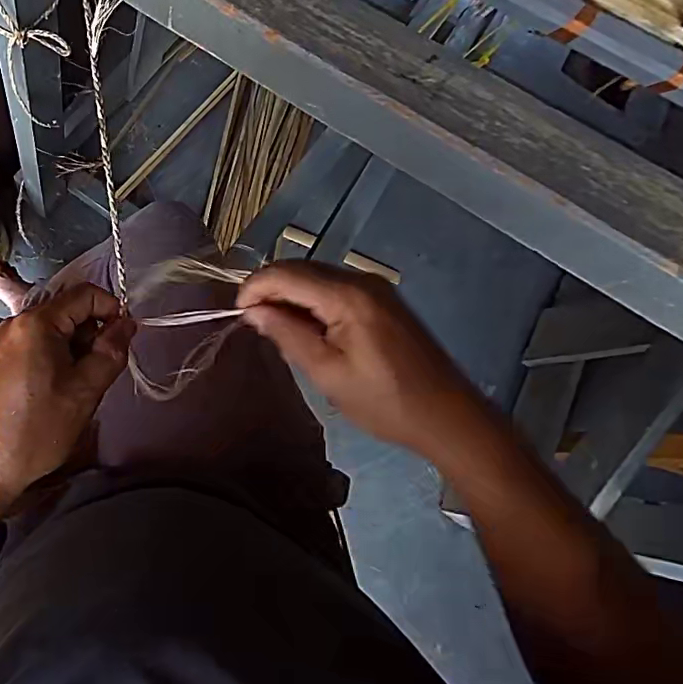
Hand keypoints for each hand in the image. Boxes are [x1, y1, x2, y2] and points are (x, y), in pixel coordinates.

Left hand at [0, 283, 134, 538]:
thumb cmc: (37, 429)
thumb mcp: (86, 389)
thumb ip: (112, 350)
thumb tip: (127, 324)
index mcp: (37, 323)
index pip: (86, 294)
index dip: (112, 310)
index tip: (123, 338)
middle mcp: (18, 322)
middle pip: (71, 308)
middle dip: (94, 331)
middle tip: (102, 366)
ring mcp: (8, 340)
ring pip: (59, 327)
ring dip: (79, 346)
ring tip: (83, 381)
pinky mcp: (4, 358)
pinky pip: (43, 341)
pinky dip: (62, 355)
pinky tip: (65, 385)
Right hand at [237, 261, 481, 456]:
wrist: (446, 414)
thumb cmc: (385, 402)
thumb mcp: (328, 374)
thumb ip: (288, 335)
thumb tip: (254, 311)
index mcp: (348, 296)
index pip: (286, 274)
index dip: (255, 287)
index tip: (236, 312)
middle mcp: (362, 280)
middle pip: (302, 269)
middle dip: (271, 289)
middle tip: (252, 322)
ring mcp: (376, 287)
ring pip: (317, 276)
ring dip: (291, 294)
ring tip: (275, 327)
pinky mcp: (383, 298)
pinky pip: (335, 288)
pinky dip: (313, 300)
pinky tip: (306, 326)